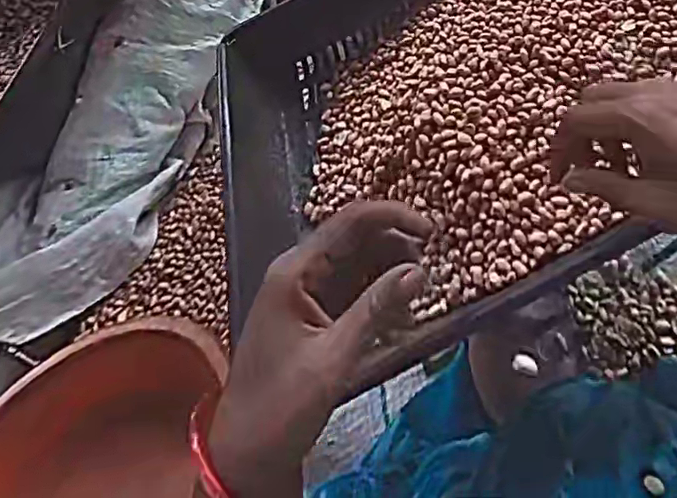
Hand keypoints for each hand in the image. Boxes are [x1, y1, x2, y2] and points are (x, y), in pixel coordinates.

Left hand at [207, 202, 430, 497]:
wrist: (243, 458)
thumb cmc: (279, 408)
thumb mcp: (332, 359)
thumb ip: (375, 309)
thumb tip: (419, 271)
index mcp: (296, 270)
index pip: (351, 220)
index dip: (394, 216)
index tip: (431, 230)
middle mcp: (301, 269)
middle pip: (359, 237)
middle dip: (399, 246)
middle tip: (433, 268)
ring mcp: (308, 289)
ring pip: (361, 261)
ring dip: (393, 271)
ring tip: (421, 294)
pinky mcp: (317, 310)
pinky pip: (356, 286)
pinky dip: (381, 293)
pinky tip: (402, 313)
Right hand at [549, 80, 676, 255]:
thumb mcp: (657, 206)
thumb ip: (605, 188)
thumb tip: (569, 181)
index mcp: (639, 115)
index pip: (577, 119)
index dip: (558, 148)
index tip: (557, 179)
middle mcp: (653, 90)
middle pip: (593, 99)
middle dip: (580, 134)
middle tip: (585, 173)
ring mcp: (676, 88)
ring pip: (618, 96)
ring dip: (606, 127)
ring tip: (620, 171)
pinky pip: (645, 97)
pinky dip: (630, 120)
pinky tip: (649, 156)